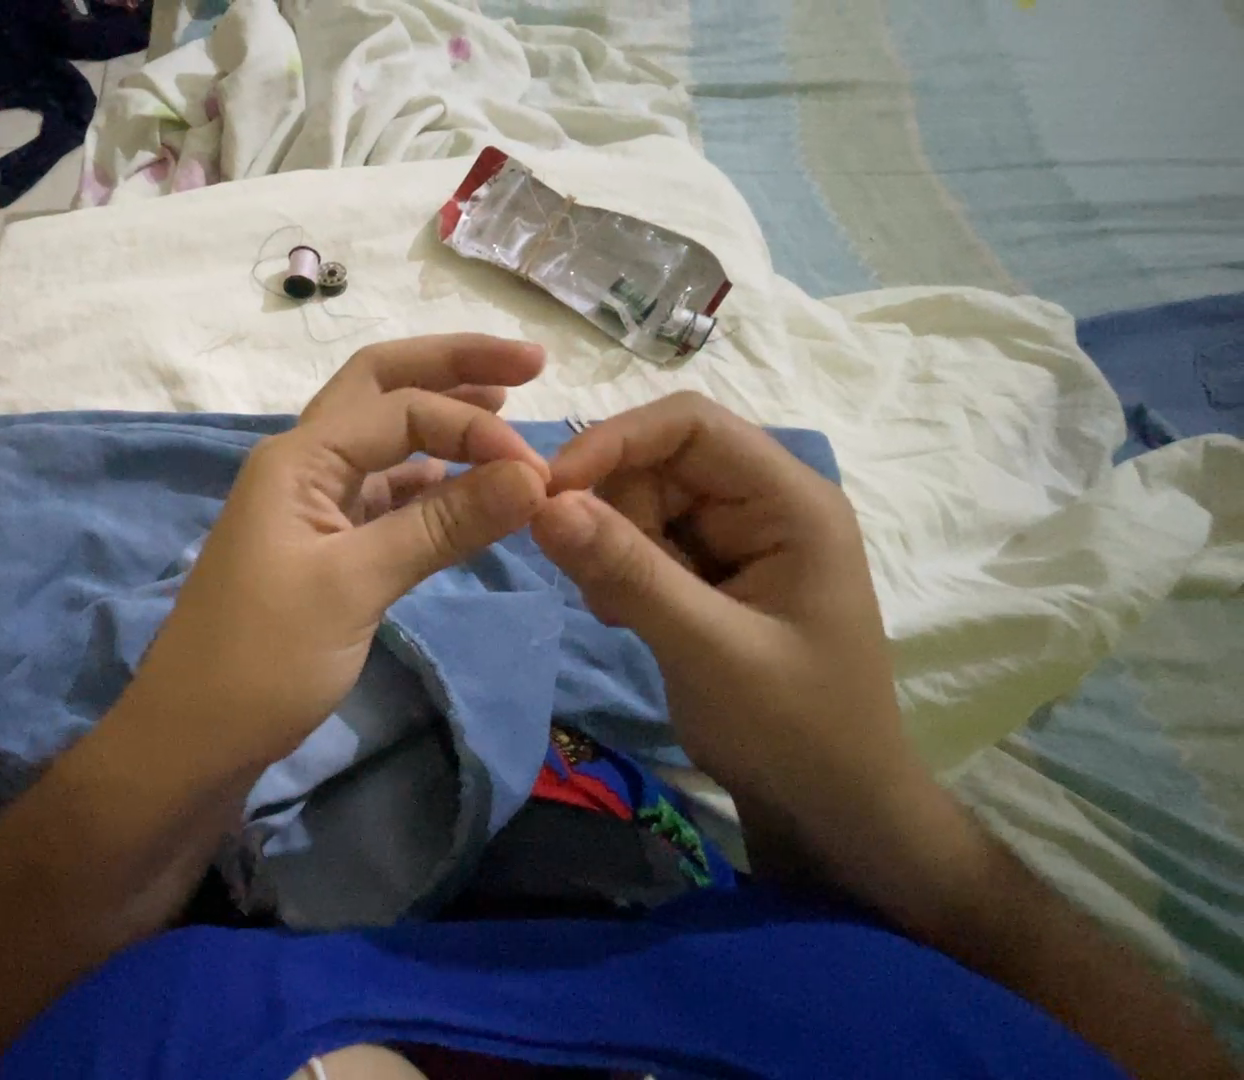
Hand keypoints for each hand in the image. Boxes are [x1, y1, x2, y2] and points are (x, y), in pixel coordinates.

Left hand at [120, 334, 550, 767]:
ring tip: (507, 408)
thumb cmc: (262, 660)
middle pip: (379, 389)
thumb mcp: (354, 585)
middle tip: (530, 362)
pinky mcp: (322, 548)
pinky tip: (467, 484)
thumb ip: (441, 525)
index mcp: (298, 458)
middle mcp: (301, 465)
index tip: (539, 475)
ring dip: (440, 421)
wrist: (195, 734)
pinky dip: (427, 484)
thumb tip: (533, 478)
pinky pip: (382, 496)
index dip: (475, 426)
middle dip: (450, 368)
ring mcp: (310, 506)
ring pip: (382, 442)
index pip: (401, 407)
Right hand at [530, 392, 928, 864]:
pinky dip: (613, 573)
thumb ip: (627, 572)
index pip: (690, 425)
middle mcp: (760, 504)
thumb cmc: (793, 728)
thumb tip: (542, 503)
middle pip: (653, 463)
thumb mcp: (708, 649)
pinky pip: (635, 542)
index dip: (613, 442)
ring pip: (634, 503)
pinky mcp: (702, 570)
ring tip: (619, 615)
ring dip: (608, 550)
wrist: (826, 806)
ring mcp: (730, 538)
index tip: (548, 494)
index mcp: (790, 502)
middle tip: (600, 588)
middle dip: (609, 514)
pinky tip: (623, 620)